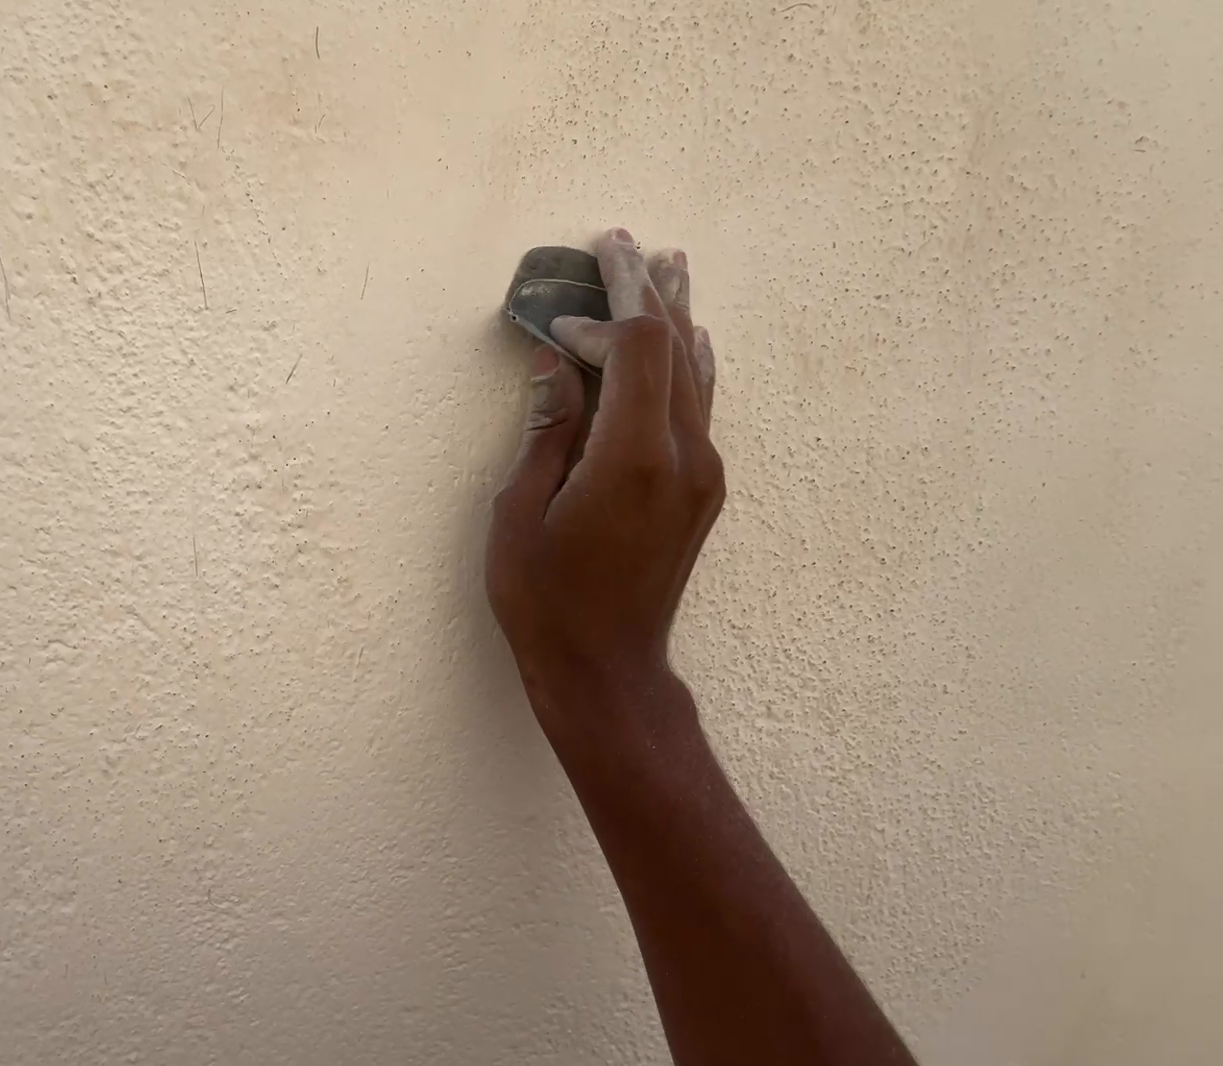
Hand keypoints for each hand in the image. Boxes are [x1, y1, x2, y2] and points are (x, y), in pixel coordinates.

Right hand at [486, 228, 722, 741]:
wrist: (606, 667)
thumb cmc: (545, 599)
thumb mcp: (520, 514)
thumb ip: (546, 431)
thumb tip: (557, 364)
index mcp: (634, 457)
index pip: (636, 349)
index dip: (603, 315)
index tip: (563, 314)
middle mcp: (684, 456)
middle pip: (673, 349)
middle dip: (646, 290)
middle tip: (624, 241)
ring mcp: (702, 474)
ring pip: (694, 374)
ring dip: (675, 319)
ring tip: (667, 267)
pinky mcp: (701, 492)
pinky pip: (699, 408)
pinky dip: (685, 366)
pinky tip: (688, 343)